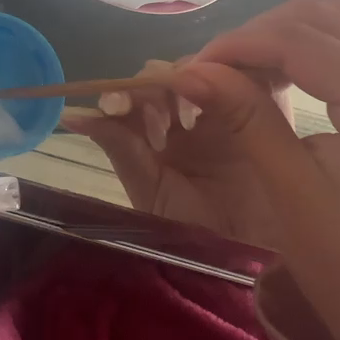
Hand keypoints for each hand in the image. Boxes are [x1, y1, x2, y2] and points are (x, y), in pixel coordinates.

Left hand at [59, 57, 285, 247]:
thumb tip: (69, 113)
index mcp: (160, 134)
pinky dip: (236, 75)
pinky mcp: (270, 113)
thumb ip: (119, 145)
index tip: (116, 106)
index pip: (137, 95)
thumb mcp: (152, 190)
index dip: (125, 93)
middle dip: (157, 84)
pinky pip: (252, 80)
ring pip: (205, 72)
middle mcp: (192, 119)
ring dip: (193, 79)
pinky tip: (227, 94)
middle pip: (169, 78)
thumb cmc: (196, 236)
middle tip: (160, 110)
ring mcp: (230, 113)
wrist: (258, 267)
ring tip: (190, 112)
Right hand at [173, 0, 339, 339]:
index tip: (194, 66)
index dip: (239, 42)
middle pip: (331, 18)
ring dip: (293, 34)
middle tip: (218, 68)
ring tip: (249, 69)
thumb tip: (188, 68)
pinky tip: (290, 80)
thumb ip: (244, 116)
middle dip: (264, 31)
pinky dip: (322, 51)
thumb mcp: (292, 193)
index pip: (303, 40)